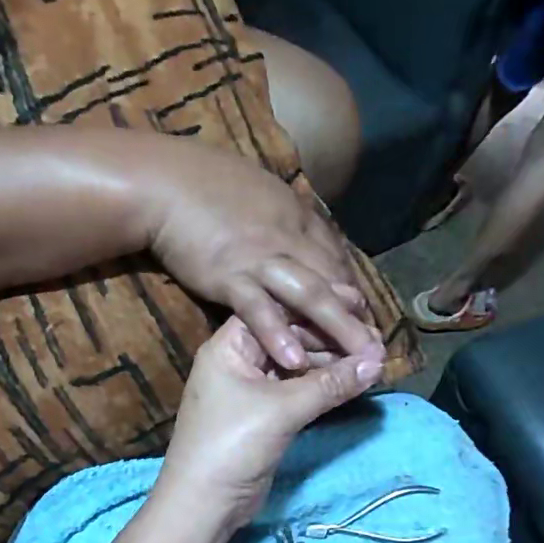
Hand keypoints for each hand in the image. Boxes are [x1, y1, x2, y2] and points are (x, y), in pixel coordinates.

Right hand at [146, 145, 382, 370]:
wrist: (163, 182)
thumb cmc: (204, 183)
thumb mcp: (256, 190)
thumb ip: (282, 214)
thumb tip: (298, 233)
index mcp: (295, 216)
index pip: (334, 258)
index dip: (352, 289)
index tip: (365, 315)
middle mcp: (288, 238)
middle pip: (333, 280)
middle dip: (359, 316)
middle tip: (381, 346)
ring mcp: (260, 259)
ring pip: (310, 295)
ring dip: (339, 328)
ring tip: (362, 358)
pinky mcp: (230, 277)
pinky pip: (259, 310)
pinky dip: (278, 334)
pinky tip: (296, 360)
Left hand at [158, 317, 383, 522]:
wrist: (204, 504)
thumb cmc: (232, 444)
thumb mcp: (282, 410)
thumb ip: (330, 383)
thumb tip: (378, 361)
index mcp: (231, 345)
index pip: (279, 311)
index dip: (319, 307)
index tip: (360, 308)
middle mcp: (241, 359)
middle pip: (291, 336)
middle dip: (332, 337)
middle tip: (375, 339)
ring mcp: (253, 387)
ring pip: (299, 363)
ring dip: (333, 362)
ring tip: (372, 361)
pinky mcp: (266, 412)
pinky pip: (300, 388)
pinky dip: (325, 384)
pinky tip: (353, 381)